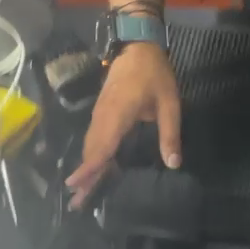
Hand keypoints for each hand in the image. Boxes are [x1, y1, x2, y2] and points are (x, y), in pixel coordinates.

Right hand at [66, 42, 181, 209]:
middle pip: (91, 151)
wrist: (138, 45)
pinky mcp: (102, 112)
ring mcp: (100, 113)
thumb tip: (173, 164)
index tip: (77, 186)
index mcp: (118, 115)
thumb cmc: (155, 74)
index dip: (90, 168)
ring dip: (86, 169)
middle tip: (77, 203)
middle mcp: (103, 117)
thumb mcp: (170, 104)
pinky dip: (92, 157)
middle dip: (84, 178)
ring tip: (81, 193)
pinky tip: (95, 170)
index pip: (101, 147)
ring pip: (91, 146)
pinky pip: (95, 139)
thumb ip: (170, 135)